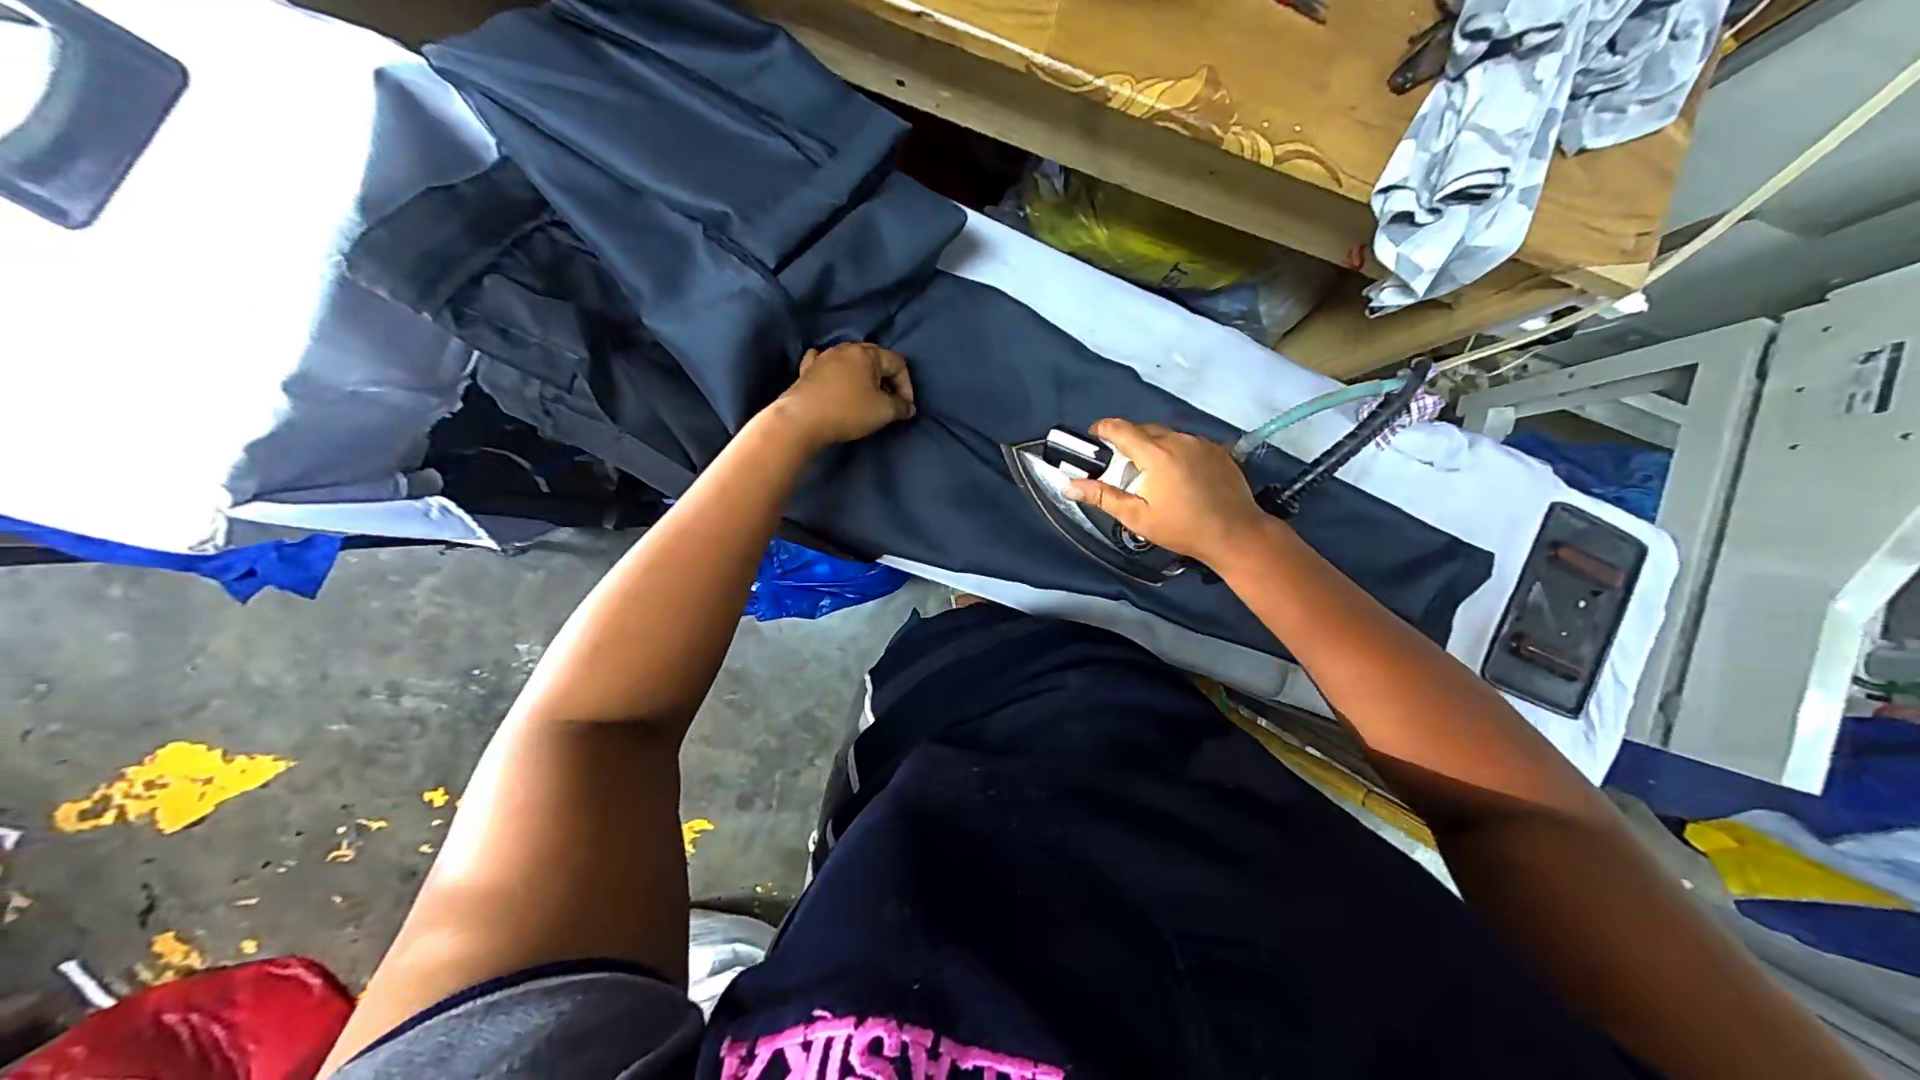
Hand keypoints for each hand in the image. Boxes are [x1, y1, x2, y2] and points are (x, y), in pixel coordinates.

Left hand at [767, 343, 916, 449]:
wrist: (802, 419)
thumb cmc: (848, 411)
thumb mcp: (883, 411)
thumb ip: (901, 407)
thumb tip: (908, 407)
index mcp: (868, 353)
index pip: (898, 363)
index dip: (907, 386)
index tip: (905, 408)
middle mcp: (846, 349)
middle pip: (875, 358)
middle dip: (887, 379)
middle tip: (890, 401)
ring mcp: (824, 357)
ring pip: (851, 360)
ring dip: (864, 376)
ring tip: (867, 395)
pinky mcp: (807, 370)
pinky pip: (826, 363)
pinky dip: (835, 370)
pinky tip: (834, 376)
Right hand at [1064, 418, 1279, 566]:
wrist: (1236, 533)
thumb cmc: (1182, 528)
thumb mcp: (1137, 517)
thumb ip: (1102, 497)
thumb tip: (1069, 485)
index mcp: (1156, 454)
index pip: (1120, 428)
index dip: (1102, 429)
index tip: (1093, 439)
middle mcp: (1178, 440)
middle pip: (1143, 429)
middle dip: (1127, 441)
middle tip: (1121, 466)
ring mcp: (1201, 442)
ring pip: (1167, 435)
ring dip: (1153, 446)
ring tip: (1151, 473)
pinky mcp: (1217, 449)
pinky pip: (1187, 442)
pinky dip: (1176, 451)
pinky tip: (1178, 476)